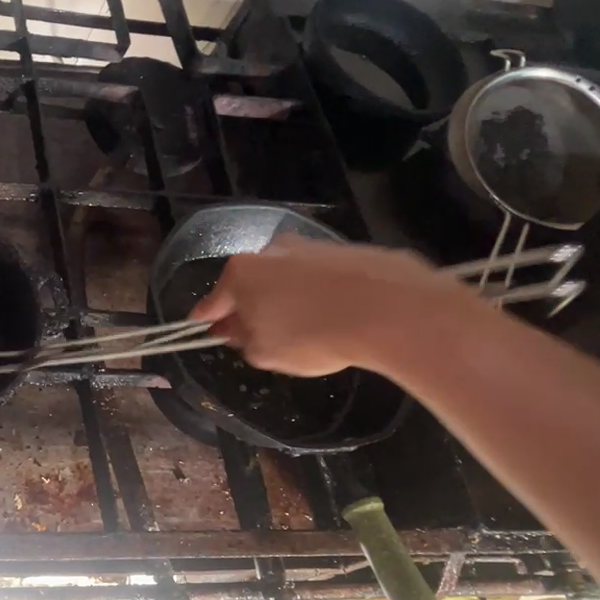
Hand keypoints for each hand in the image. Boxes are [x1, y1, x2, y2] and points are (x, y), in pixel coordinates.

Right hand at [190, 236, 479, 376]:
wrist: (393, 311)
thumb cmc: (313, 336)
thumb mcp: (265, 353)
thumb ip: (243, 341)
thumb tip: (239, 330)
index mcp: (242, 273)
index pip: (212, 302)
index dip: (207, 321)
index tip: (206, 333)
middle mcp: (273, 251)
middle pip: (252, 285)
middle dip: (253, 307)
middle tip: (262, 335)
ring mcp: (315, 246)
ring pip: (290, 278)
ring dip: (290, 299)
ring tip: (309, 329)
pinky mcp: (353, 250)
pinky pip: (326, 278)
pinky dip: (325, 294)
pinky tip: (341, 318)